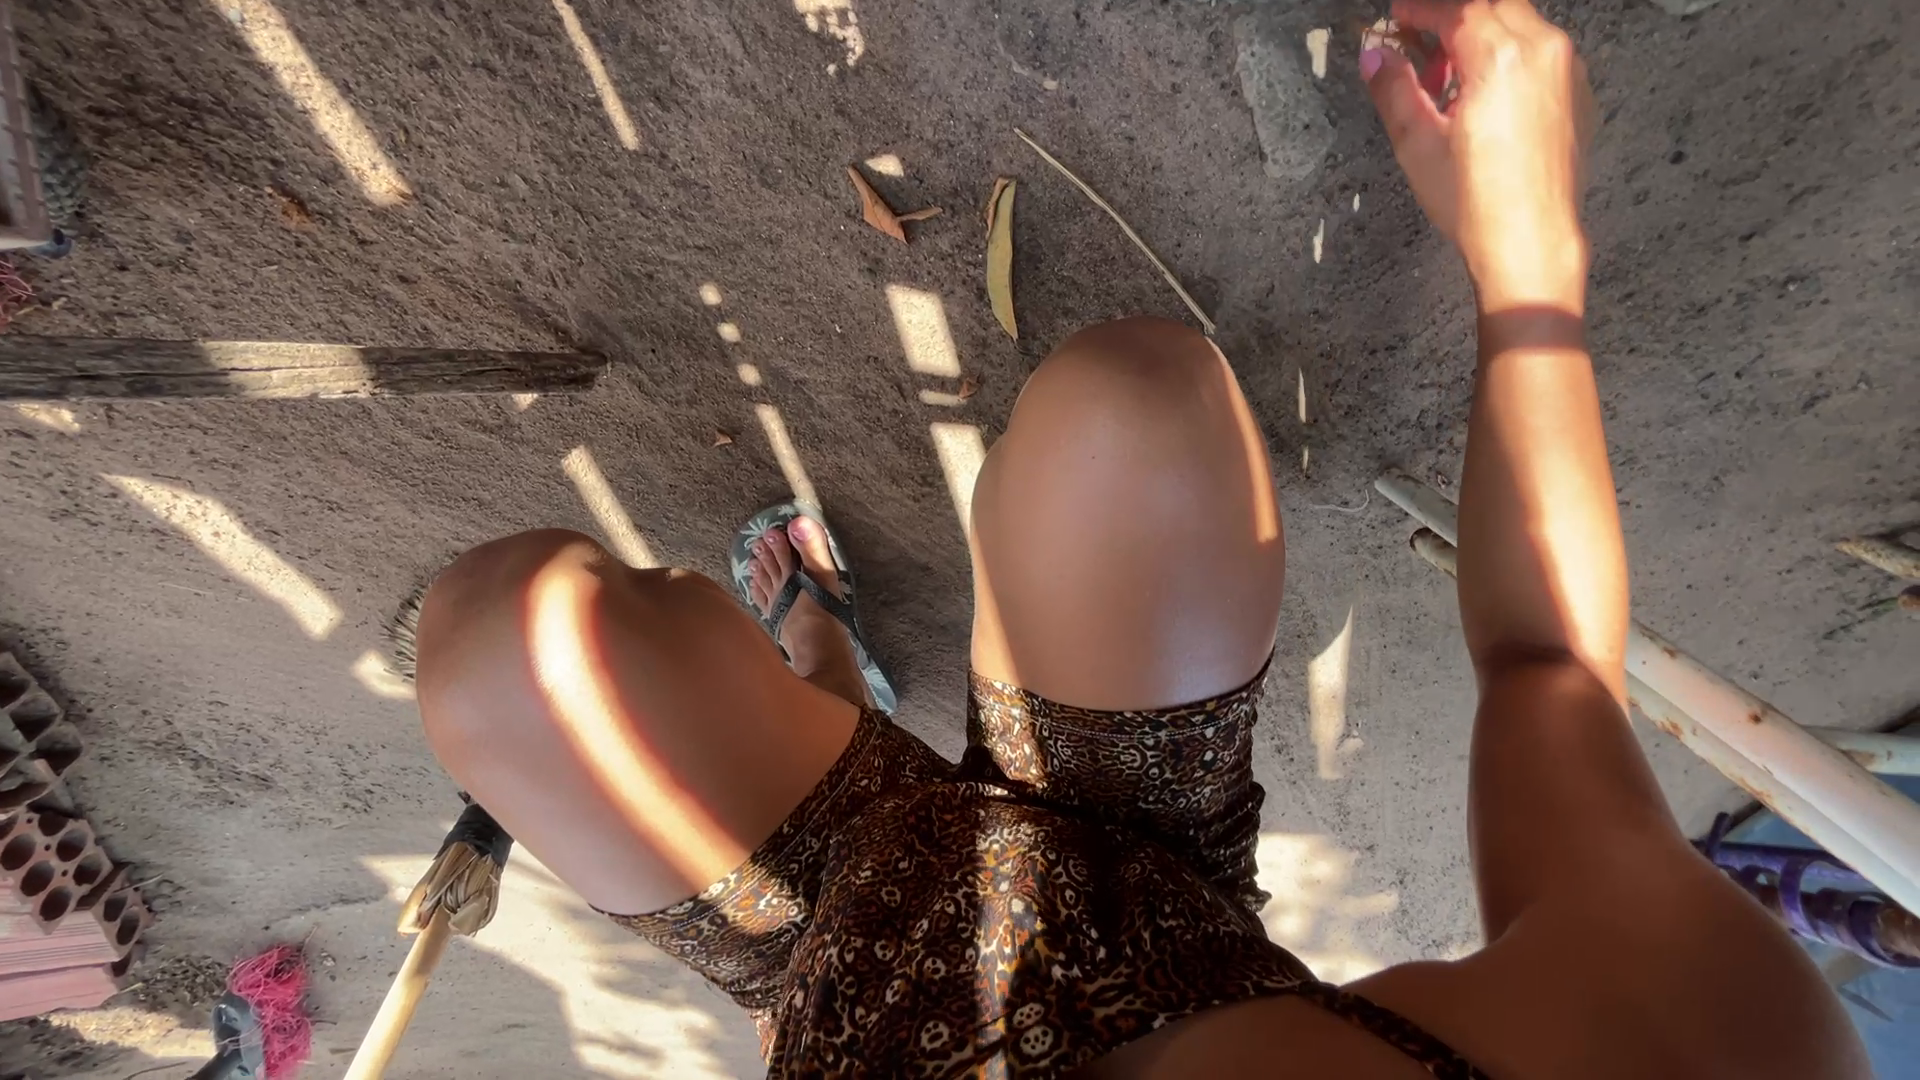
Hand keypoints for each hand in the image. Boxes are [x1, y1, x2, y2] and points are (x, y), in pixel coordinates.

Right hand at [1362, 0, 1596, 310]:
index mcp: (1502, 59)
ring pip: (1521, 26)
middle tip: (1417, 42)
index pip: (1459, 10)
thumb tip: (1375, 57)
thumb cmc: (1473, 199)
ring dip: (1480, 38)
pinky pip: (1541, 52)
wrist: (1529, 236)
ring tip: (1445, 79)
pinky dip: (1507, 57)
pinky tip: (1479, 97)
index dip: (1424, 10)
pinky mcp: (1577, 93)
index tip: (1398, 14)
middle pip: (1496, 6)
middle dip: (1453, 17)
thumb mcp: (1418, 145)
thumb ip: (1395, 92)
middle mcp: (1545, 50)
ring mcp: (1568, 69)